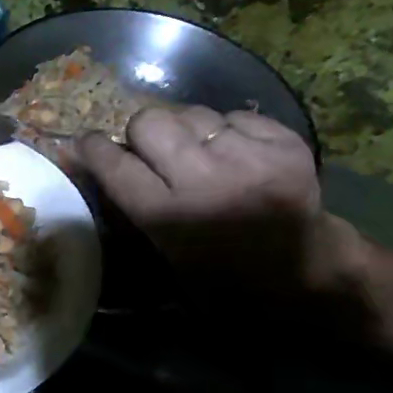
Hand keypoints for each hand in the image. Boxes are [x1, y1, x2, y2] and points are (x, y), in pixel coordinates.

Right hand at [78, 105, 365, 302]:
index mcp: (169, 216)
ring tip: (201, 154)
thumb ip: (132, 210)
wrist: (305, 271)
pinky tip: (236, 155)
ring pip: (192, 113)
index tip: (88, 143)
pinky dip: (227, 131)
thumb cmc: (223, 278)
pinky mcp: (282, 141)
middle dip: (143, 134)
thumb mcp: (166, 255)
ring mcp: (247, 156)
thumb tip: (99, 167)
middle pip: (150, 122)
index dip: (94, 149)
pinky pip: (233, 116)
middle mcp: (204, 179)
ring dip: (186, 131)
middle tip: (154, 151)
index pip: (115, 164)